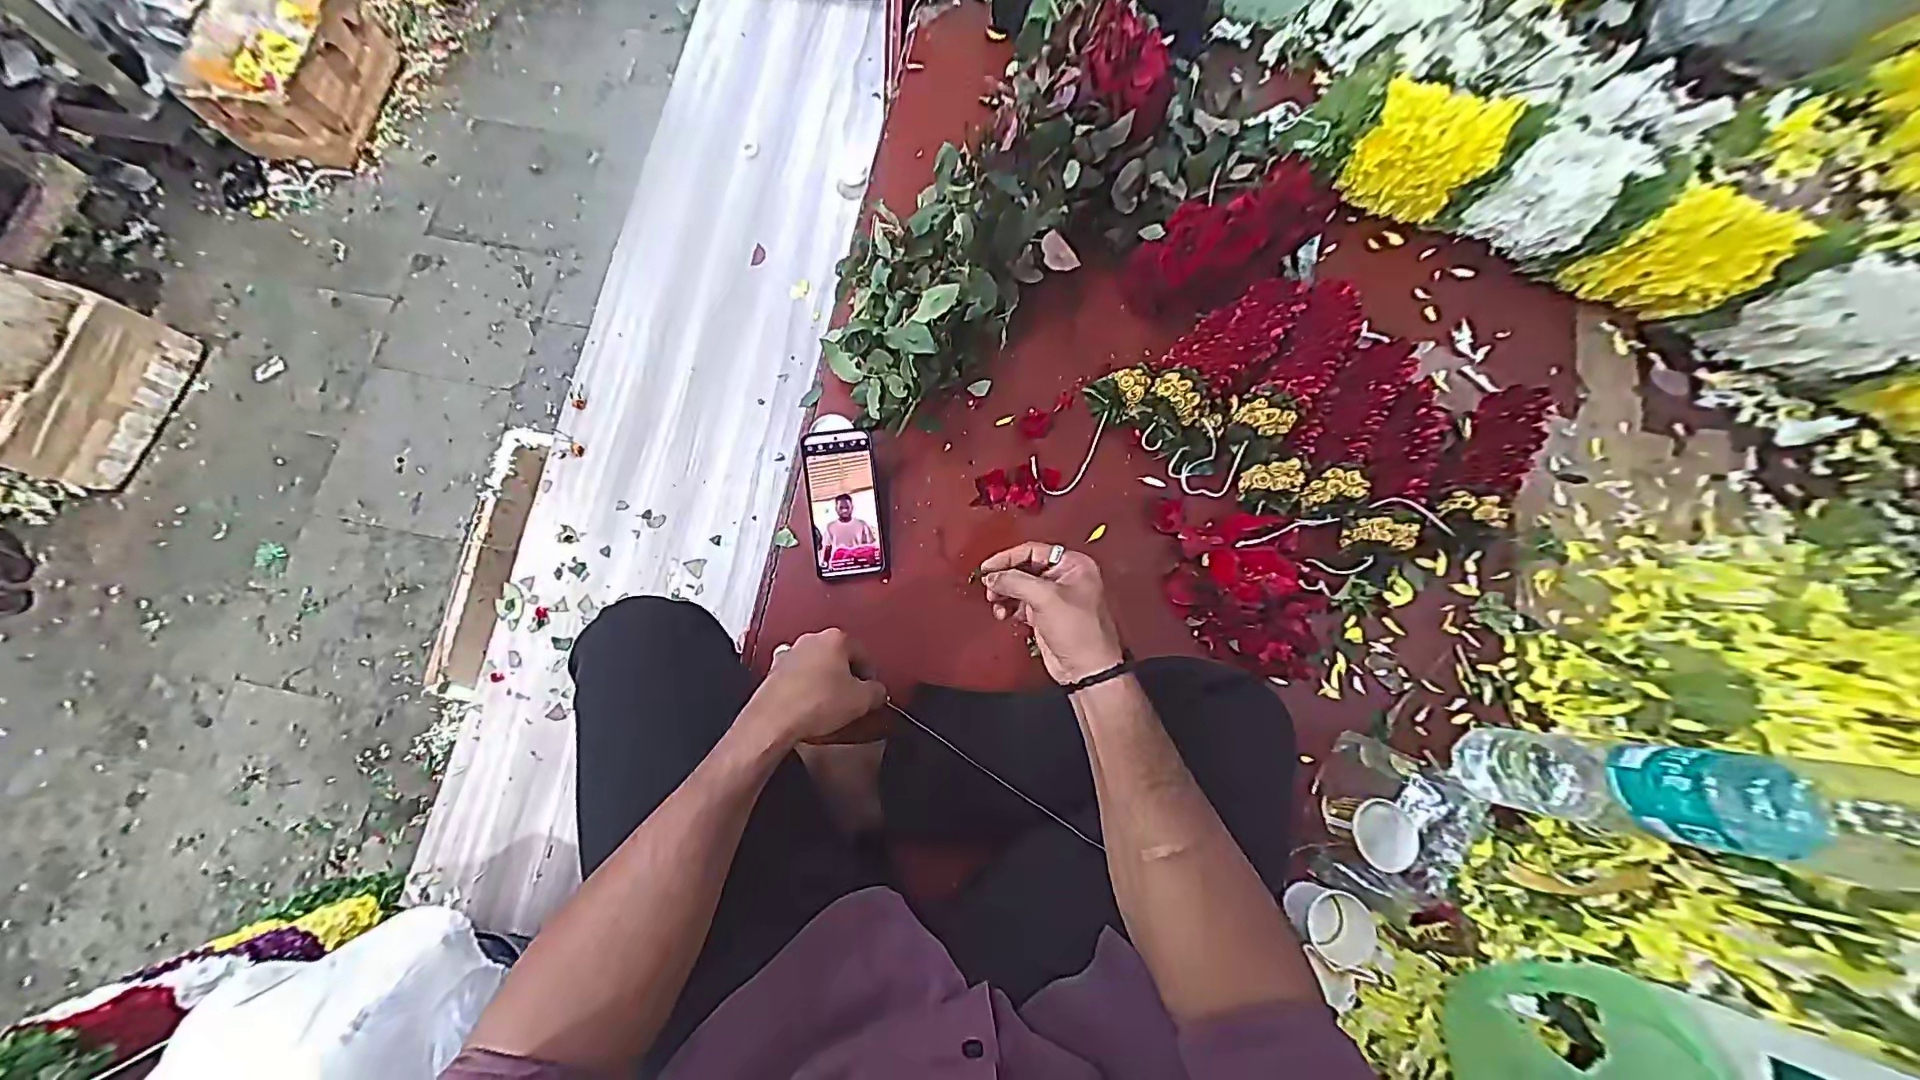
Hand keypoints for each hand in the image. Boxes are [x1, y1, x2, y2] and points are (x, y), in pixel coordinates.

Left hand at [744, 629, 887, 745]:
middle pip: (839, 657)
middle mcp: (812, 640)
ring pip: (817, 665)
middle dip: (846, 677)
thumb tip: (877, 692)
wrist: (774, 720)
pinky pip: (798, 677)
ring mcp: (790, 654)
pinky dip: (804, 688)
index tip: (870, 692)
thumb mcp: (862, 700)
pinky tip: (808, 707)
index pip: (863, 654)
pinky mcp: (774, 671)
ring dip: (824, 681)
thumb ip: (877, 691)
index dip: (870, 676)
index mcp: (836, 638)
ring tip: (828, 706)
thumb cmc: (815, 704)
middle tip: (851, 699)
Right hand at [980, 543, 1125, 683]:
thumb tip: (994, 576)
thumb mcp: (1046, 598)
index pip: (1033, 551)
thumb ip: (1016, 582)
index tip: (989, 567)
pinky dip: (1009, 607)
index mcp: (1074, 565)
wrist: (1086, 668)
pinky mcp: (1045, 614)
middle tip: (991, 586)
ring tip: (995, 601)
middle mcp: (1065, 578)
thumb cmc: (1083, 633)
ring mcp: (1055, 597)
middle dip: (1004, 578)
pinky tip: (1004, 613)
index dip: (1008, 558)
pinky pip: (1020, 603)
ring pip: (1019, 586)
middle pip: (1024, 568)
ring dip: (1004, 593)